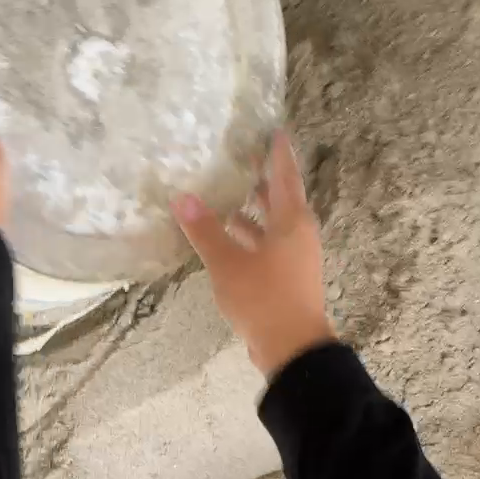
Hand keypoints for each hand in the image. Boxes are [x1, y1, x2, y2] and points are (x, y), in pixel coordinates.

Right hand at [172, 132, 333, 378]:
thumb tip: (182, 198)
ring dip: (252, 216)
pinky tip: (229, 245)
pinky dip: (250, 241)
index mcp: (291, 221)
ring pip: (273, 227)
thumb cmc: (263, 298)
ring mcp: (296, 259)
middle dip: (260, 183)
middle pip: (280, 200)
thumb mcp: (227, 264)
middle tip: (239, 163)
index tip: (271, 131)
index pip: (284, 175)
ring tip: (226, 204)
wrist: (291, 347)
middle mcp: (298, 234)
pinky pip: (268, 249)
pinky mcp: (287, 280)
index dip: (276, 152)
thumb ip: (205, 231)